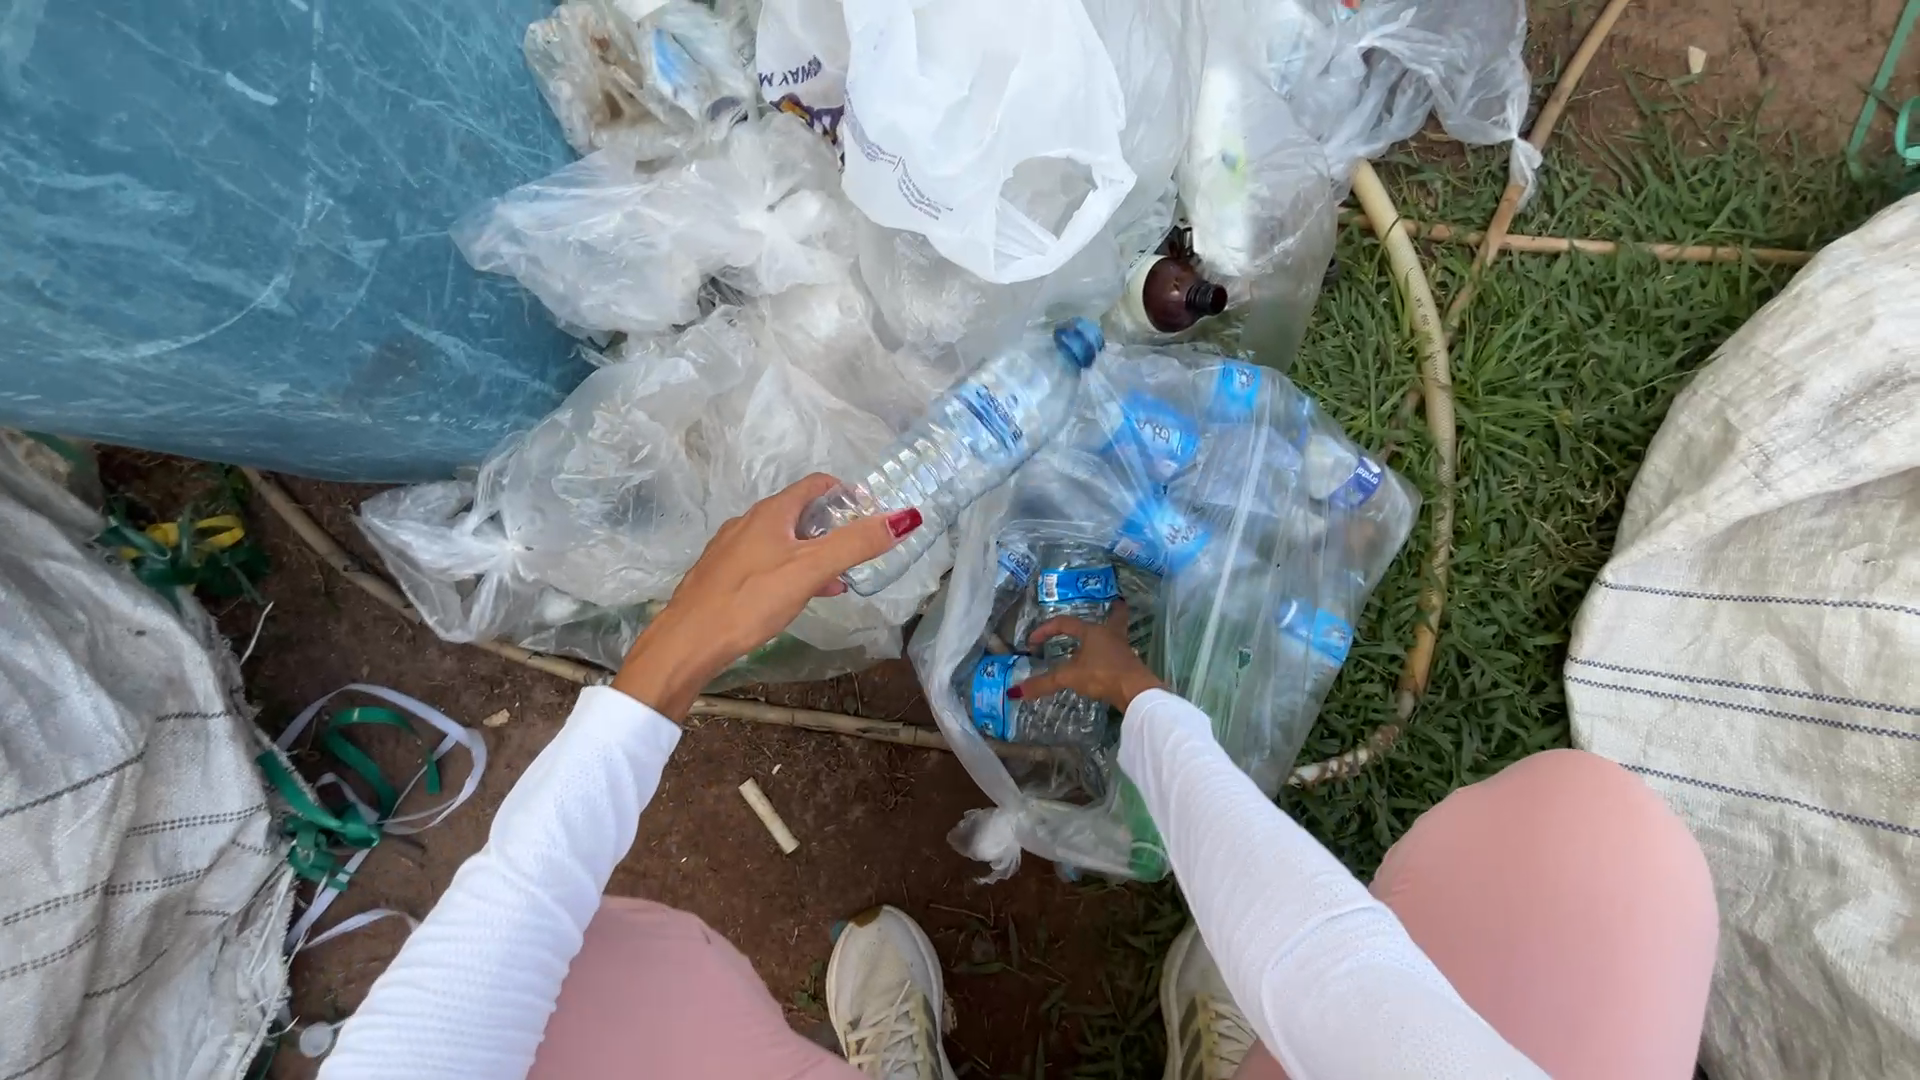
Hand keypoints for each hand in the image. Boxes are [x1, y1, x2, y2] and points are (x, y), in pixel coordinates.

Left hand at [612, 474, 920, 721]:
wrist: (686, 642)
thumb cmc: (750, 600)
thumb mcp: (812, 570)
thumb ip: (857, 543)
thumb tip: (907, 517)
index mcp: (771, 513)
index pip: (816, 485)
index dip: (847, 494)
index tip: (871, 513)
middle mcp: (749, 523)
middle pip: (800, 513)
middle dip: (833, 527)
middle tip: (859, 551)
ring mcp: (732, 550)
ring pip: (783, 541)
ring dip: (813, 552)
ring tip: (837, 580)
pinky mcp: (722, 577)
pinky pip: (766, 563)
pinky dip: (791, 571)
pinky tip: (799, 598)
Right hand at [1011, 600, 1164, 711]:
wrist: (1135, 691)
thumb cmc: (1102, 674)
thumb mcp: (1069, 677)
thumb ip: (1044, 683)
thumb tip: (1016, 692)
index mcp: (1092, 631)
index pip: (1065, 623)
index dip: (1046, 630)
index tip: (1032, 642)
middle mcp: (1110, 635)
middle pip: (1115, 617)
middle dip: (1113, 611)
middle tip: (1117, 603)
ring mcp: (1122, 650)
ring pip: (1117, 635)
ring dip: (1111, 633)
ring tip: (1108, 634)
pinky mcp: (1129, 666)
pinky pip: (1119, 654)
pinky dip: (1112, 654)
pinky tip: (1108, 662)